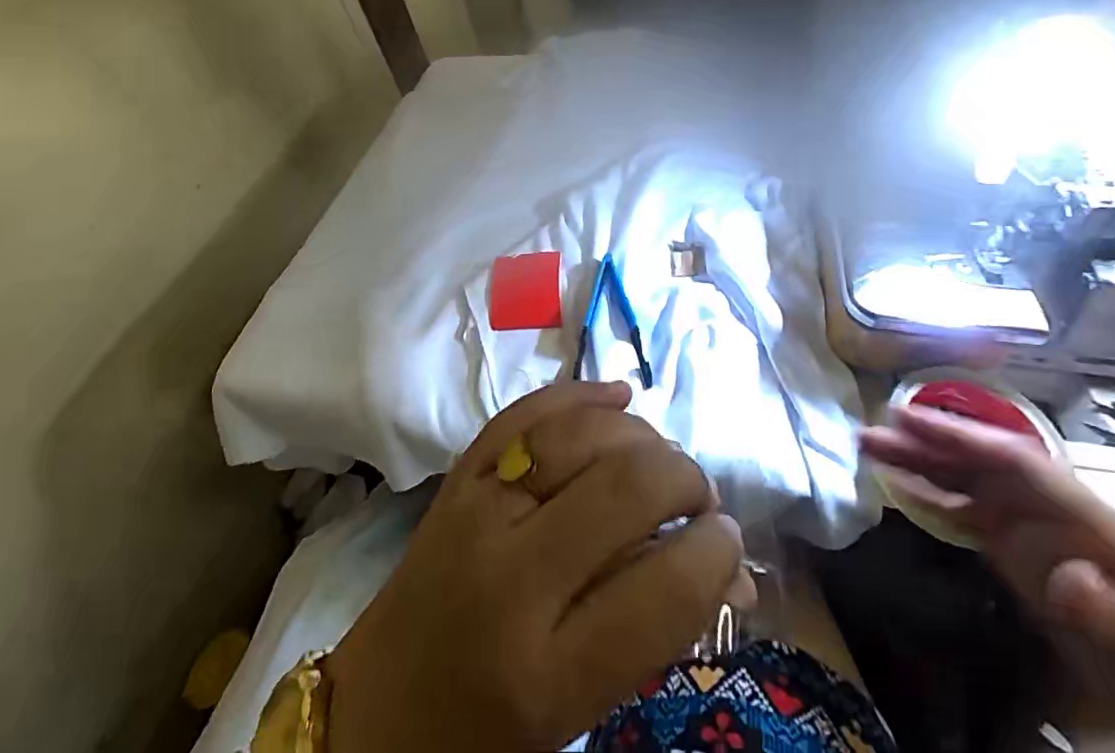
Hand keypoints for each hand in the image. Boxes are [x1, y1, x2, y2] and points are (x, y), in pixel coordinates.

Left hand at [326, 382, 745, 752]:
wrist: (376, 714)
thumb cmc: (492, 730)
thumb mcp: (585, 704)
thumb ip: (664, 631)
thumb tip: (738, 573)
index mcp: (548, 673)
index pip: (665, 588)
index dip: (716, 552)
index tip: (726, 540)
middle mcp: (507, 583)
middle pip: (628, 489)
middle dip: (686, 481)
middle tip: (697, 500)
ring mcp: (473, 518)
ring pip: (579, 437)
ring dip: (641, 438)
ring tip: (658, 462)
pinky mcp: (455, 482)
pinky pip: (525, 413)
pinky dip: (580, 396)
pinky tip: (619, 401)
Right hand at [862, 405, 1114, 752]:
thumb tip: (1061, 572)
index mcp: (1113, 539)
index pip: (1028, 472)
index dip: (968, 440)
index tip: (912, 420)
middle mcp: (1077, 533)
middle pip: (995, 475)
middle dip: (935, 446)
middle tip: (872, 431)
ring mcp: (1061, 558)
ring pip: (983, 498)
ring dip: (931, 471)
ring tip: (878, 453)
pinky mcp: (1049, 587)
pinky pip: (987, 538)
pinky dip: (948, 512)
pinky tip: (918, 500)